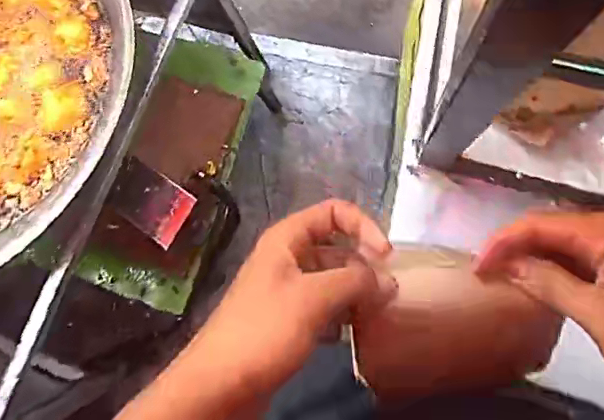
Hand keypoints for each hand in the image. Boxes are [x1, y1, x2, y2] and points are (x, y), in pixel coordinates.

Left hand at [126, 201, 394, 418]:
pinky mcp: (285, 322)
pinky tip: (354, 332)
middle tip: (386, 291)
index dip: (363, 226)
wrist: (214, 390)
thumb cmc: (264, 331)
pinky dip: (341, 314)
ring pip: (331, 278)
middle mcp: (287, 257)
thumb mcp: (314, 299)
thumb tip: (389, 279)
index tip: (384, 255)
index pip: (335, 212)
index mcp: (288, 238)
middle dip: (363, 264)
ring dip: (355, 292)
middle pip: (336, 246)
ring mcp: (286, 290)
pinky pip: (323, 307)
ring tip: (376, 312)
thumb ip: (356, 282)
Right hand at [474, 212, 603, 416]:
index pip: (540, 223)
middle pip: (550, 228)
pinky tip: (540, 287)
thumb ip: (553, 285)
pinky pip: (580, 260)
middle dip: (515, 246)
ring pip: (564, 244)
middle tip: (483, 274)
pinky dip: (555, 271)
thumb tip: (511, 264)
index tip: (476, 267)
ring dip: (533, 258)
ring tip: (502, 279)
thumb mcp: (602, 319)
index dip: (505, 241)